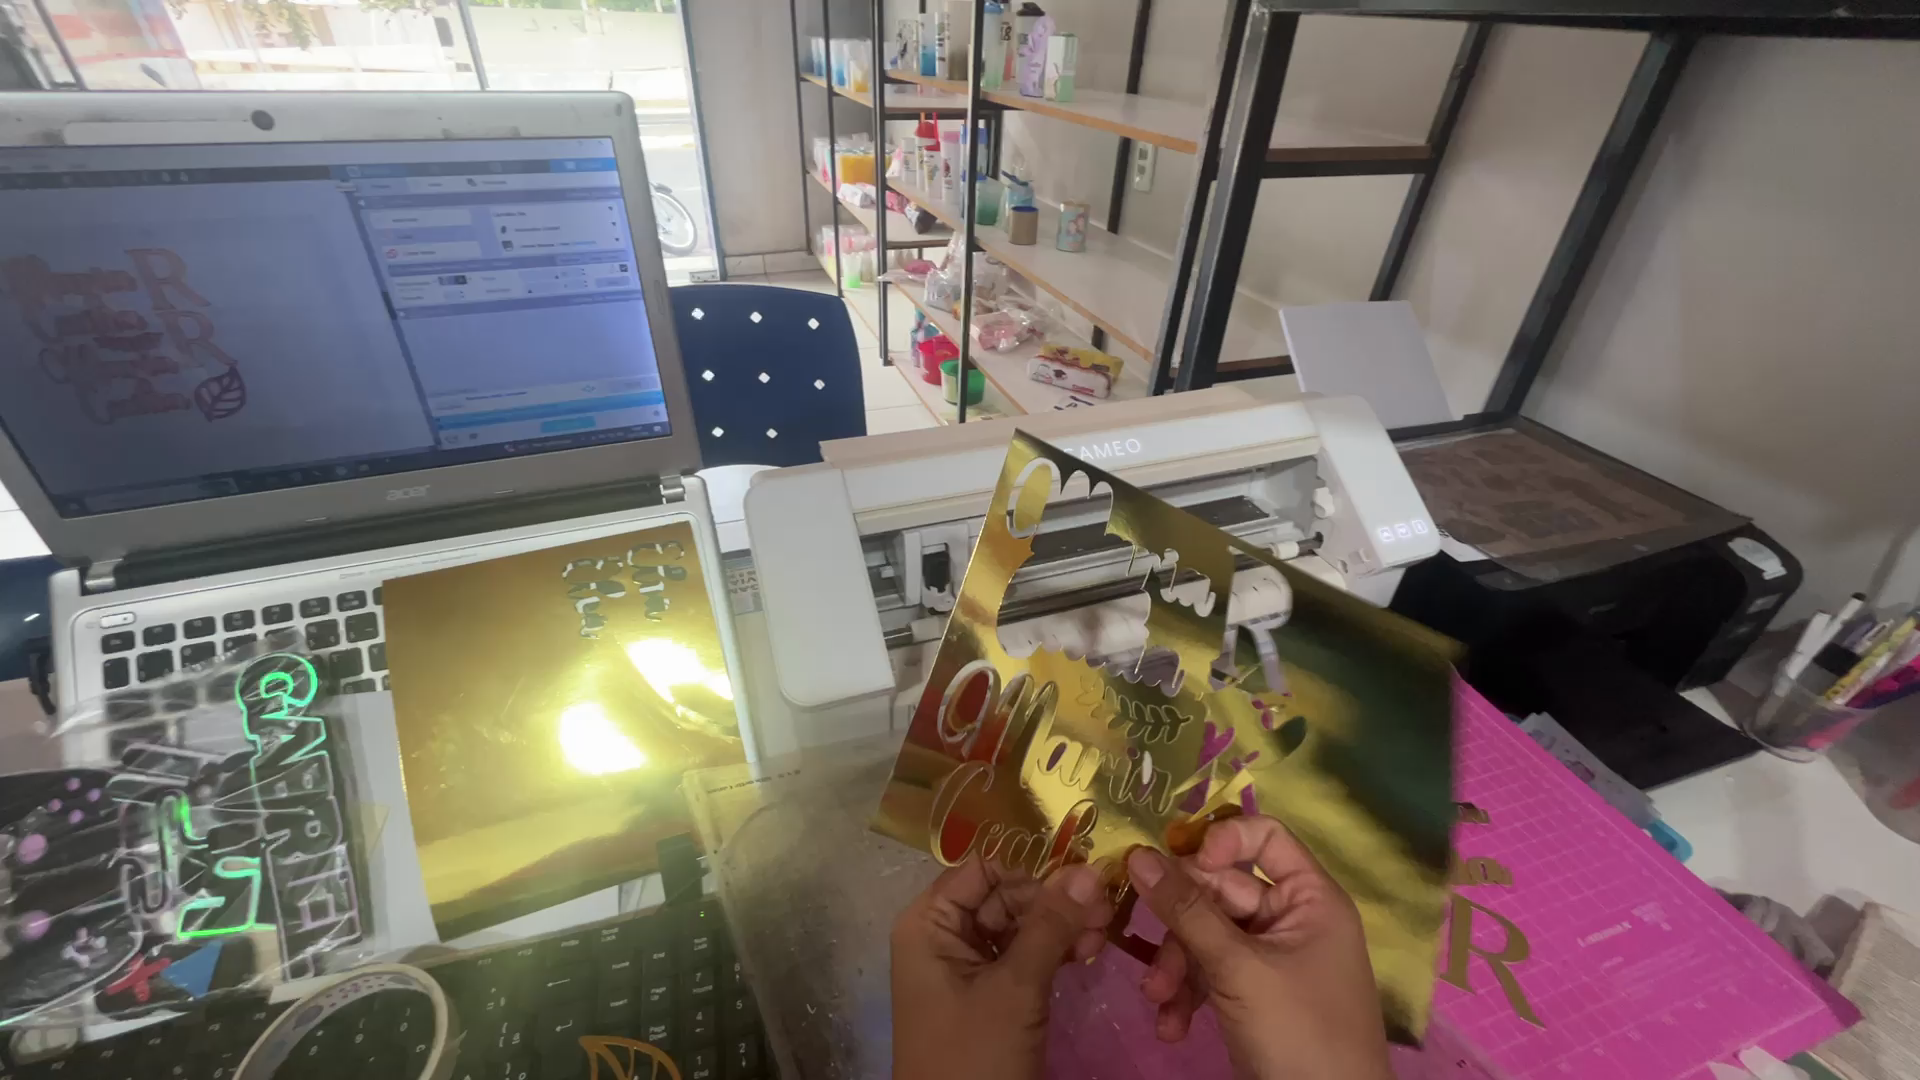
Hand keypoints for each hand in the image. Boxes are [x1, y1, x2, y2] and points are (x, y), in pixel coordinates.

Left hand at [891, 858, 1114, 1079]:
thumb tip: (1090, 871)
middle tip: (1103, 910)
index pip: (982, 870)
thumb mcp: (1015, 989)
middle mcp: (942, 935)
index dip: (1030, 871)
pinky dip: (1052, 953)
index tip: (1082, 879)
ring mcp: (964, 966)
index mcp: (929, 922)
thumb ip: (1051, 925)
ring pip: (1017, 926)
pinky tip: (1085, 954)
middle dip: (1052, 902)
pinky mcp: (987, 994)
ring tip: (1100, 935)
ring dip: (1059, 927)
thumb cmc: (975, 1058)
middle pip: (1003, 896)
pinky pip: (1021, 955)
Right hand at [1127, 815, 1392, 1079]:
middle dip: (1179, 922)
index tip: (1185, 861)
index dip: (1223, 839)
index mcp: (1309, 899)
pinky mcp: (1251, 991)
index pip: (1265, 836)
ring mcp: (1270, 957)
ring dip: (1176, 963)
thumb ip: (1186, 909)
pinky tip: (1171, 1024)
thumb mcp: (1237, 968)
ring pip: (1206, 931)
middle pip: (1219, 889)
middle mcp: (1290, 918)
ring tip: (1156, 998)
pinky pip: (1210, 969)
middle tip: (1145, 938)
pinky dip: (1187, 992)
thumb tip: (1136, 853)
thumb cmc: (1299, 1035)